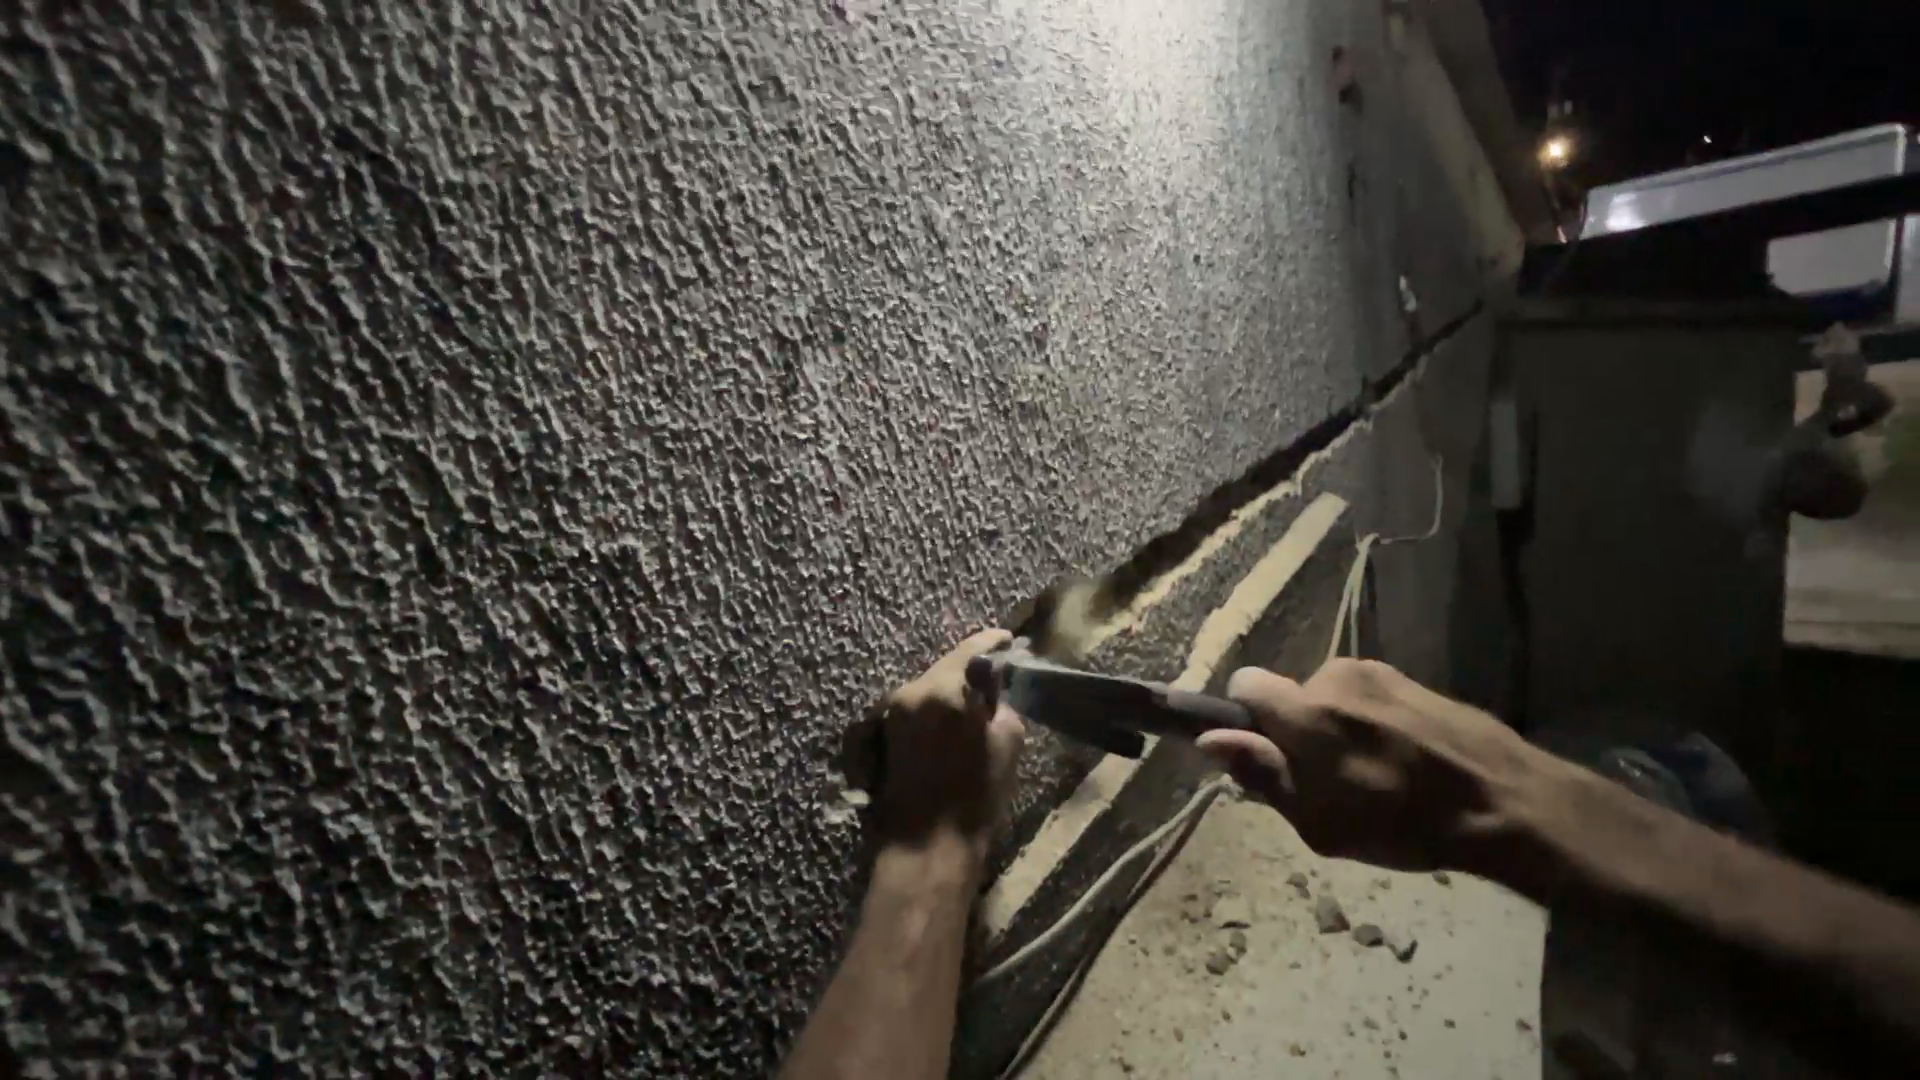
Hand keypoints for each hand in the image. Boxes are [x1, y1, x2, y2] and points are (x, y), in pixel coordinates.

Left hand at [874, 629, 1026, 865]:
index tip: (1008, 639)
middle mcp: (913, 689)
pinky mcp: (883, 730)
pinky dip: (935, 707)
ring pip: (930, 686)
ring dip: (951, 690)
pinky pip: (917, 705)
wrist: (925, 847)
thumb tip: (997, 688)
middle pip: (948, 666)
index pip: (973, 648)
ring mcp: (893, 710)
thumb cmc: (976, 798)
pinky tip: (951, 725)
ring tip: (974, 705)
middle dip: (971, 670)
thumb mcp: (1008, 742)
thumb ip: (1002, 703)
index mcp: (945, 689)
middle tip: (995, 677)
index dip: (994, 642)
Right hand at [1197, 660, 1546, 871]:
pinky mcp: (1412, 678)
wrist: (1510, 804)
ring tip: (1375, 770)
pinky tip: (1405, 756)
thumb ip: (1260, 773)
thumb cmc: (1402, 822)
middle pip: (1291, 695)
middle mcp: (1334, 676)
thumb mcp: (1318, 820)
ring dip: (1337, 724)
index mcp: (1304, 711)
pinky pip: (1369, 695)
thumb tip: (1209, 740)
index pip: (1243, 684)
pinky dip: (1372, 720)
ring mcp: (1377, 673)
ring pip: (1332, 695)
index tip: (1270, 753)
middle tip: (1330, 779)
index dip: (1247, 718)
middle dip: (1298, 729)